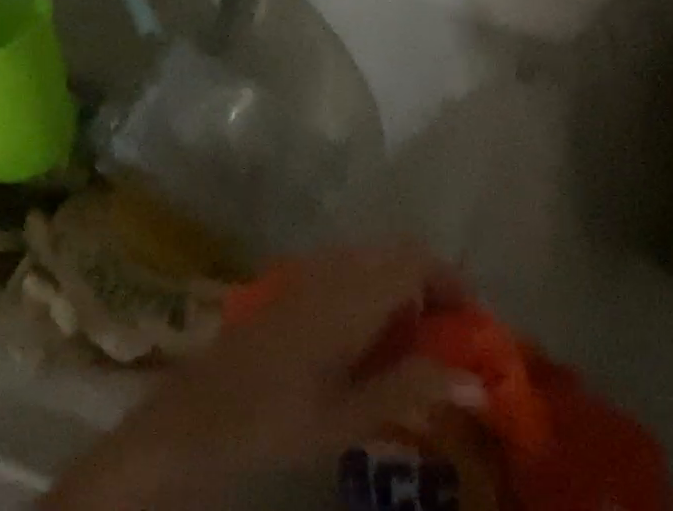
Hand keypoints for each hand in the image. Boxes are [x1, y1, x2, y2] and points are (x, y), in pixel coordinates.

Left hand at [43, 245, 481, 508]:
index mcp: (349, 295)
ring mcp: (301, 274)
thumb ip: (412, 388)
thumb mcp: (351, 415)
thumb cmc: (275, 420)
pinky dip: (365, 292)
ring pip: (365, 260)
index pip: (414, 259)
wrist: (196, 415)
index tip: (472, 322)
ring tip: (410, 345)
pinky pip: (339, 271)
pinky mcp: (283, 287)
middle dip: (427, 285)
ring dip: (396, 288)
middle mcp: (327, 270)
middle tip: (446, 338)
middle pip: (392, 253)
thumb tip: (475, 378)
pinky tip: (363, 341)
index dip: (451, 280)